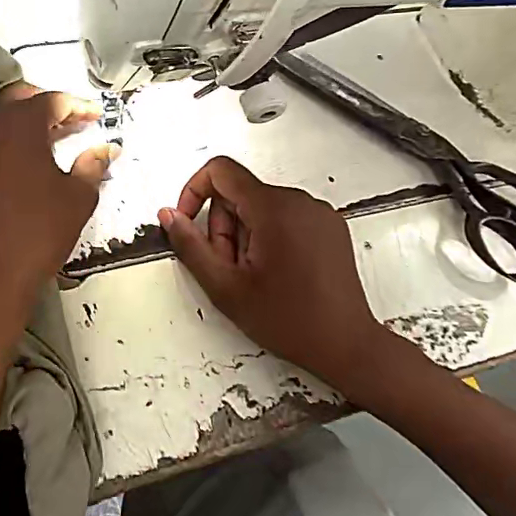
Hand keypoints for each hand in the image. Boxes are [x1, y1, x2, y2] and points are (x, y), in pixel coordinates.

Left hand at [0, 84, 117, 315]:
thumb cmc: (36, 234)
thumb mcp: (77, 198)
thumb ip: (93, 166)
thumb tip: (105, 150)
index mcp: (18, 125)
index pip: (53, 100)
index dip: (80, 106)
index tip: (97, 116)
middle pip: (21, 97)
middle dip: (50, 104)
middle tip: (76, 121)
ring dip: (27, 120)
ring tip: (55, 138)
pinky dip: (9, 137)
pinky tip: (28, 158)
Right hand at [158, 157, 397, 392]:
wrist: (344, 344)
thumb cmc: (294, 322)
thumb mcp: (226, 287)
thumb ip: (191, 246)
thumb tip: (171, 217)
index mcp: (274, 210)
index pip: (221, 171)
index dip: (194, 192)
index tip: (188, 219)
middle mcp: (300, 202)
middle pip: (240, 193)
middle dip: (223, 226)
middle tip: (229, 267)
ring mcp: (318, 213)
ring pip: (262, 207)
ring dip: (246, 235)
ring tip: (254, 276)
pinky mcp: (329, 227)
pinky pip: (286, 216)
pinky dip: (270, 237)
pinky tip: (275, 273)